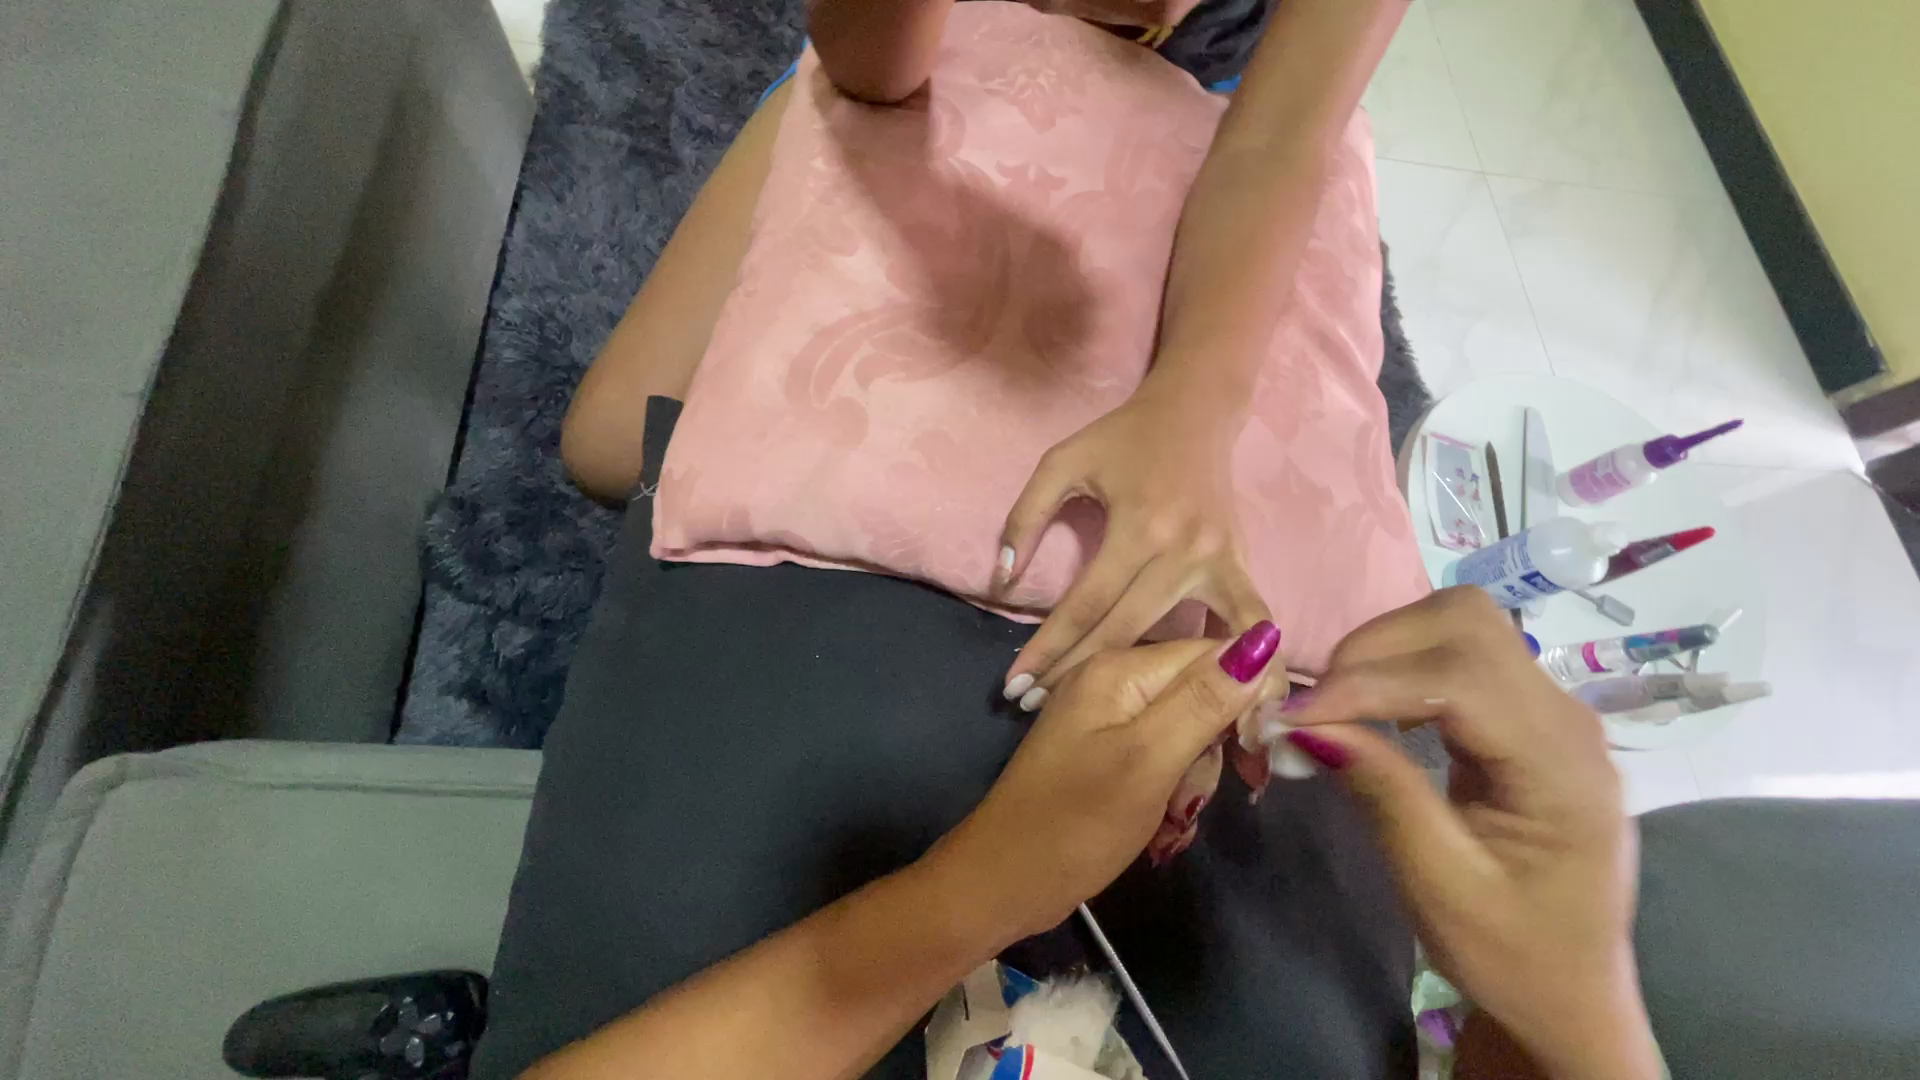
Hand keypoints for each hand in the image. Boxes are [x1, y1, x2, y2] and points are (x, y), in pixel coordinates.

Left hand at [928, 623, 1282, 944]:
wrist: (1004, 879)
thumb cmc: (1076, 824)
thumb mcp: (1149, 760)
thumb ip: (1204, 700)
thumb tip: (1265, 635)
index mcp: (1120, 668)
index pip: (1214, 652)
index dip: (1250, 695)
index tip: (1261, 751)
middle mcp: (1112, 679)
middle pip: (1202, 690)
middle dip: (1219, 743)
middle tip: (1215, 791)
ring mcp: (1105, 715)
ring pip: (1186, 728)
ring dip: (1194, 774)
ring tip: (1175, 816)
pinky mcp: (1104, 749)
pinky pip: (1161, 752)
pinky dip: (1172, 785)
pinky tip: (1163, 821)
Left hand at [995, 383, 1268, 711]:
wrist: (1195, 413)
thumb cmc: (1121, 438)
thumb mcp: (1062, 462)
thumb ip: (1026, 518)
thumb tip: (1003, 579)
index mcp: (1138, 528)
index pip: (1084, 607)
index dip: (1047, 650)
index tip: (1014, 685)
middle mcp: (1184, 553)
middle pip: (1123, 633)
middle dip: (1075, 674)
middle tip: (1034, 707)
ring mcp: (1221, 562)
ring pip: (1178, 642)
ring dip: (1143, 685)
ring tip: (1106, 718)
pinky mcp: (1242, 565)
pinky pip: (1244, 625)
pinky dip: (1236, 665)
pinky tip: (1222, 705)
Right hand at [1276, 589, 1660, 1079]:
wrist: (1569, 990)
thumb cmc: (1512, 952)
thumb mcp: (1438, 884)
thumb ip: (1380, 790)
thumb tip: (1301, 724)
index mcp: (1562, 767)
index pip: (1460, 678)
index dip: (1367, 684)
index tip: (1293, 716)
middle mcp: (1565, 717)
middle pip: (1464, 622)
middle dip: (1373, 651)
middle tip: (1316, 708)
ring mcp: (1547, 707)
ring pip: (1456, 622)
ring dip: (1382, 649)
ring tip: (1337, 704)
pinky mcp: (1519, 710)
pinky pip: (1454, 650)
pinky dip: (1396, 662)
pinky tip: (1371, 706)